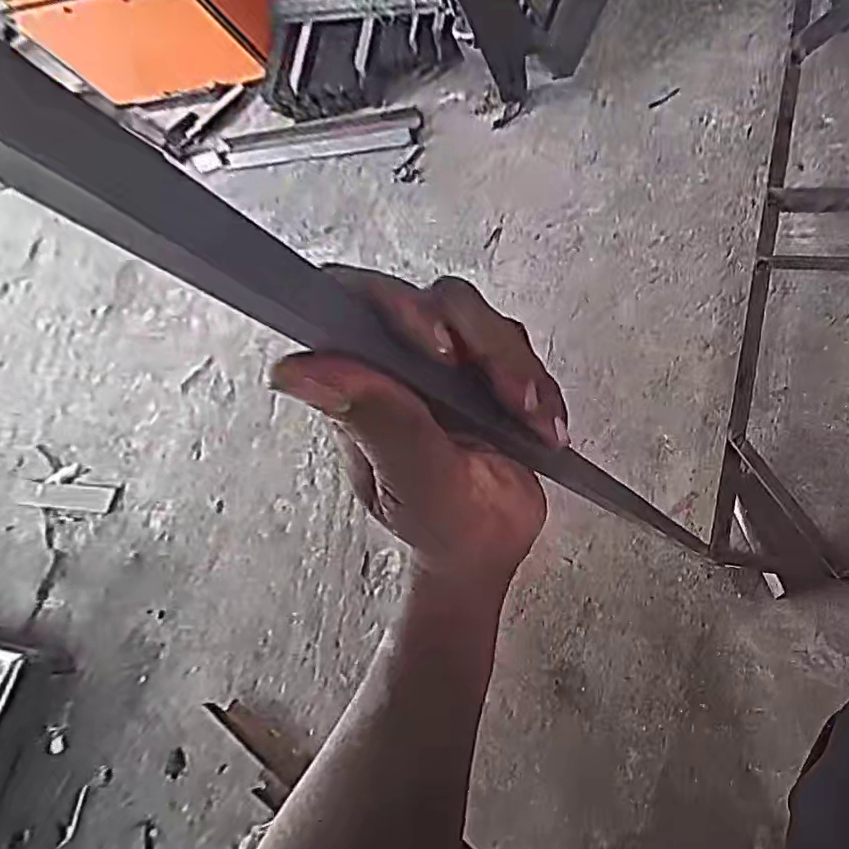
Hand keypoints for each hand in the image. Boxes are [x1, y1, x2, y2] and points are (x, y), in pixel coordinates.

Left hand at [269, 267, 566, 583]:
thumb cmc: (445, 525)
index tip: (444, 351)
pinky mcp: (491, 375)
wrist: (491, 544)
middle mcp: (402, 368)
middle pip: (445, 305)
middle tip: (513, 399)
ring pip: (491, 326)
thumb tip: (304, 371)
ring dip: (524, 372)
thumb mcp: (416, 482)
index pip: (363, 304)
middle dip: (491, 349)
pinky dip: (544, 389)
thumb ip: (380, 424)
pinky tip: (544, 425)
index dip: (404, 309)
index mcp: (364, 385)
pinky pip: (523, 355)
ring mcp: (450, 369)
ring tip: (533, 422)